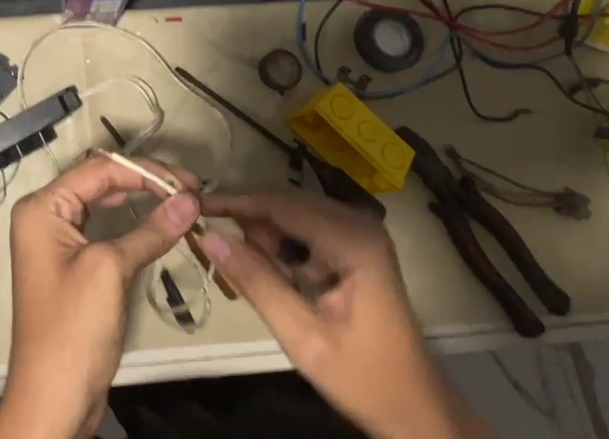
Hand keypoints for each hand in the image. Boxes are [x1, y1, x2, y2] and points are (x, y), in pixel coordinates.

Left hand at [0, 155, 200, 438]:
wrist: (53, 396)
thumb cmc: (73, 327)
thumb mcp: (111, 270)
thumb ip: (150, 230)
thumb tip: (190, 199)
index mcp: (43, 207)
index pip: (98, 169)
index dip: (145, 171)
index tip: (188, 181)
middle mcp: (46, 215)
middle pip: (100, 181)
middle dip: (145, 181)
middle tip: (190, 189)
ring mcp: (58, 239)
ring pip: (104, 203)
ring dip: (142, 199)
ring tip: (181, 200)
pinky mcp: (73, 263)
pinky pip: (105, 228)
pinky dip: (133, 223)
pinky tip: (158, 222)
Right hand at [200, 190, 491, 438]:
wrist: (413, 407)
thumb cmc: (362, 375)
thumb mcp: (302, 336)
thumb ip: (256, 281)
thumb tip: (208, 237)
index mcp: (352, 239)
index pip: (280, 203)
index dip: (235, 201)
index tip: (195, 205)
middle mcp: (358, 222)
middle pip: (285, 202)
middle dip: (249, 223)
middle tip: (220, 251)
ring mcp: (359, 232)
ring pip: (292, 213)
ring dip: (265, 237)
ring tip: (256, 276)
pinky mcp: (354, 245)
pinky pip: (305, 229)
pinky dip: (282, 246)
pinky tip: (277, 276)